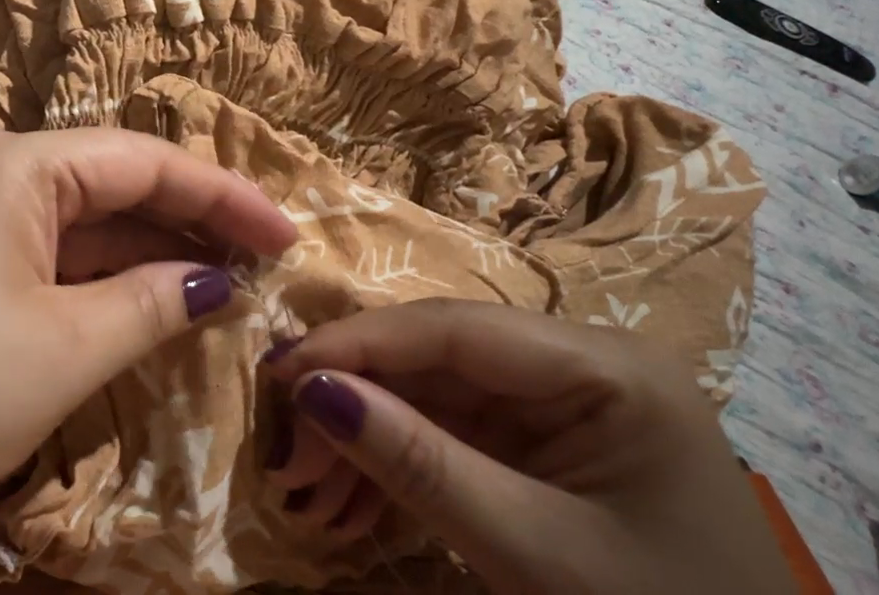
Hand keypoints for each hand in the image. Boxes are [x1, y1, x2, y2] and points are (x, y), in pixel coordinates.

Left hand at [0, 127, 296, 589]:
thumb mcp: (66, 346)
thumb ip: (152, 302)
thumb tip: (215, 281)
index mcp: (18, 167)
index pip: (143, 160)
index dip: (223, 195)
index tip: (290, 239)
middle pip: (113, 183)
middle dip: (190, 221)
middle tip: (265, 266)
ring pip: (82, 223)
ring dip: (150, 253)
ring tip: (223, 287)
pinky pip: (49, 256)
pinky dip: (103, 279)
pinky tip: (148, 304)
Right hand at [262, 299, 795, 593]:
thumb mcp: (533, 550)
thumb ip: (417, 462)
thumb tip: (305, 386)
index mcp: (603, 367)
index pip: (449, 329)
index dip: (353, 344)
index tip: (275, 374)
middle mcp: (574, 366)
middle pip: (429, 362)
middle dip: (351, 407)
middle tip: (287, 461)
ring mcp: (554, 406)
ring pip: (424, 398)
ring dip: (360, 443)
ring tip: (306, 495)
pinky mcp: (535, 446)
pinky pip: (444, 436)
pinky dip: (392, 468)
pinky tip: (347, 505)